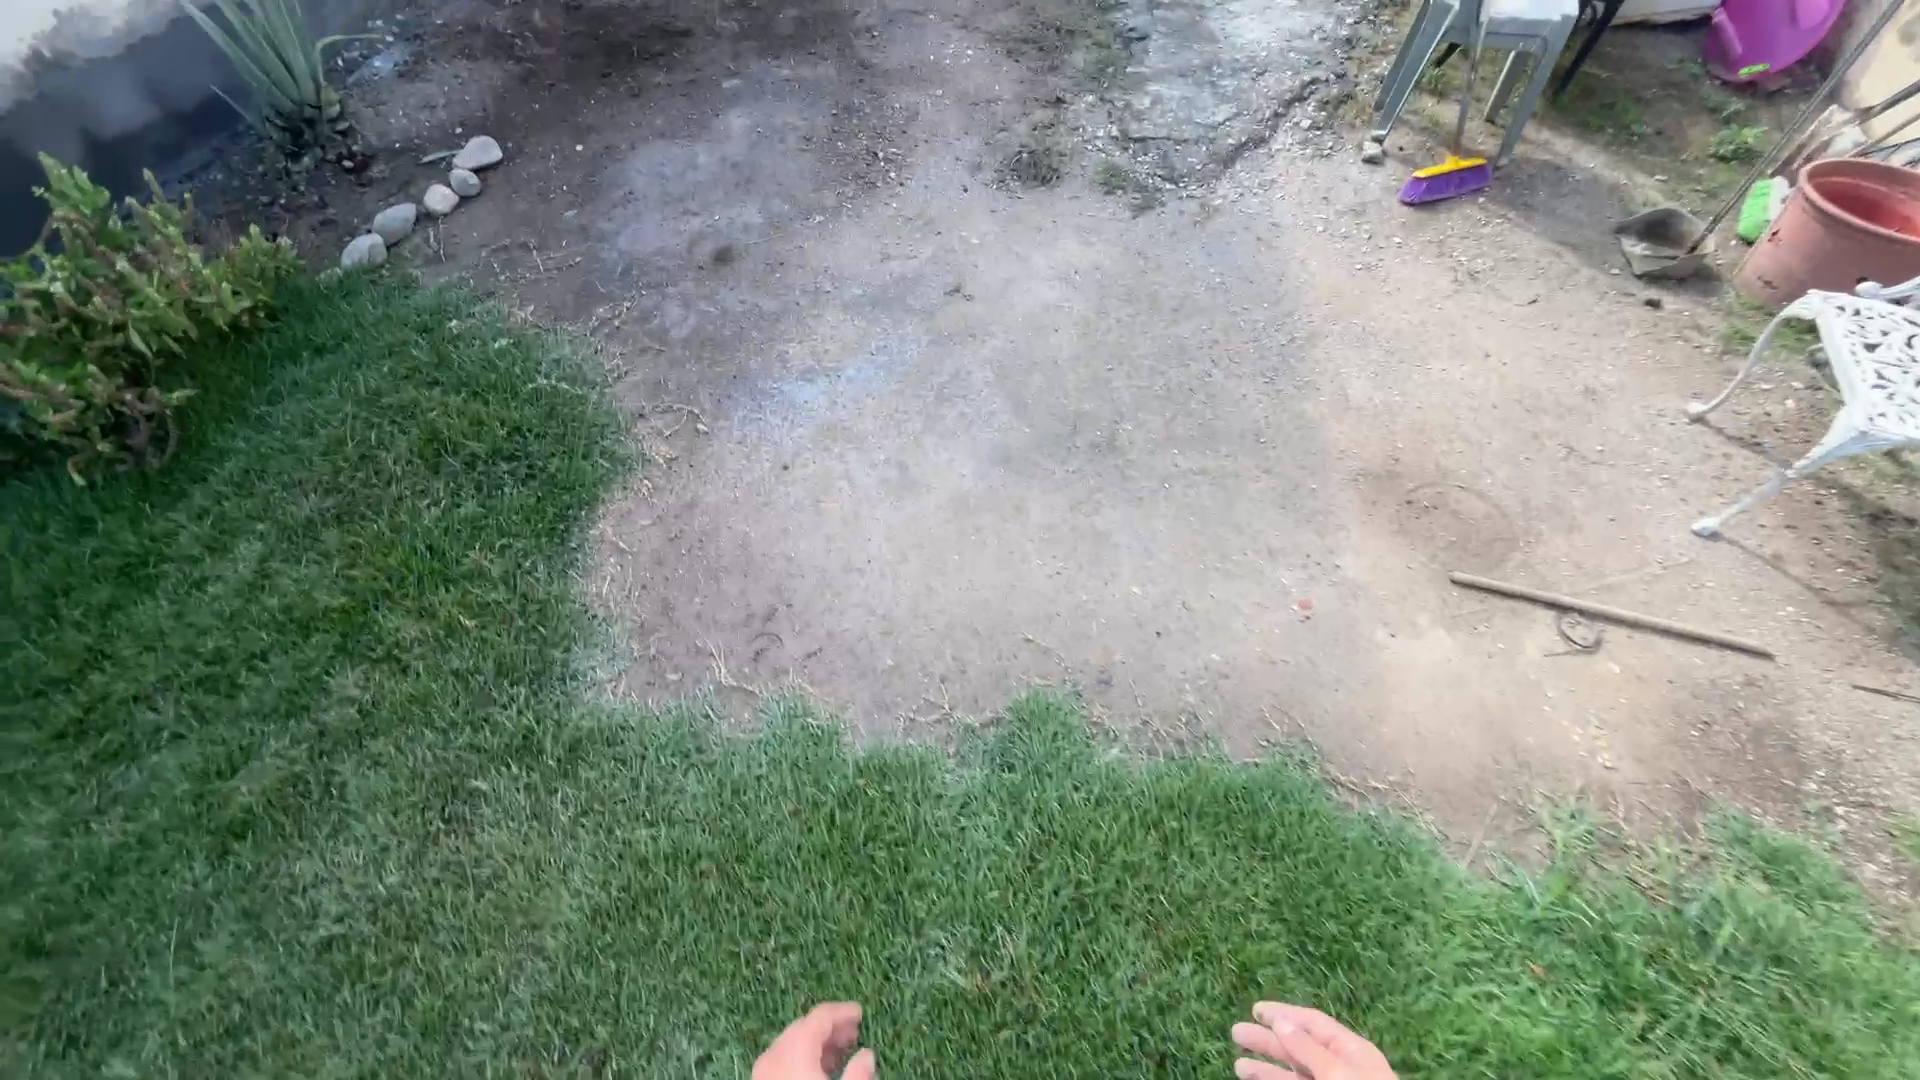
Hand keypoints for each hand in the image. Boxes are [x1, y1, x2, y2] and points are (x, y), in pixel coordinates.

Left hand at [752, 1002, 876, 1079]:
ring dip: (816, 1046)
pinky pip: (782, 1063)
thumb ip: (858, 1075)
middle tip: (853, 1036)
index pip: (820, 1016)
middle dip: (830, 1029)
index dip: (843, 1012)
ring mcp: (762, 1074)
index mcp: (795, 1049)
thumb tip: (867, 1055)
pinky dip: (802, 1060)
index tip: (861, 1015)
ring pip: (792, 1046)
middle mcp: (774, 1055)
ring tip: (840, 1057)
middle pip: (804, 1028)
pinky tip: (818, 1075)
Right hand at [1231, 1002, 1396, 1079]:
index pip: (1312, 1023)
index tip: (1255, 1009)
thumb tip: (1280, 1022)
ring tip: (1238, 1068)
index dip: (1283, 1013)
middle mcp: (1339, 1069)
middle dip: (1267, 1041)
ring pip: (1293, 1076)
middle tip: (1236, 1033)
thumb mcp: (1339, 1073)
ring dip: (1266, 1071)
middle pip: (1297, 1048)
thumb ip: (1308, 1049)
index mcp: (1350, 1051)